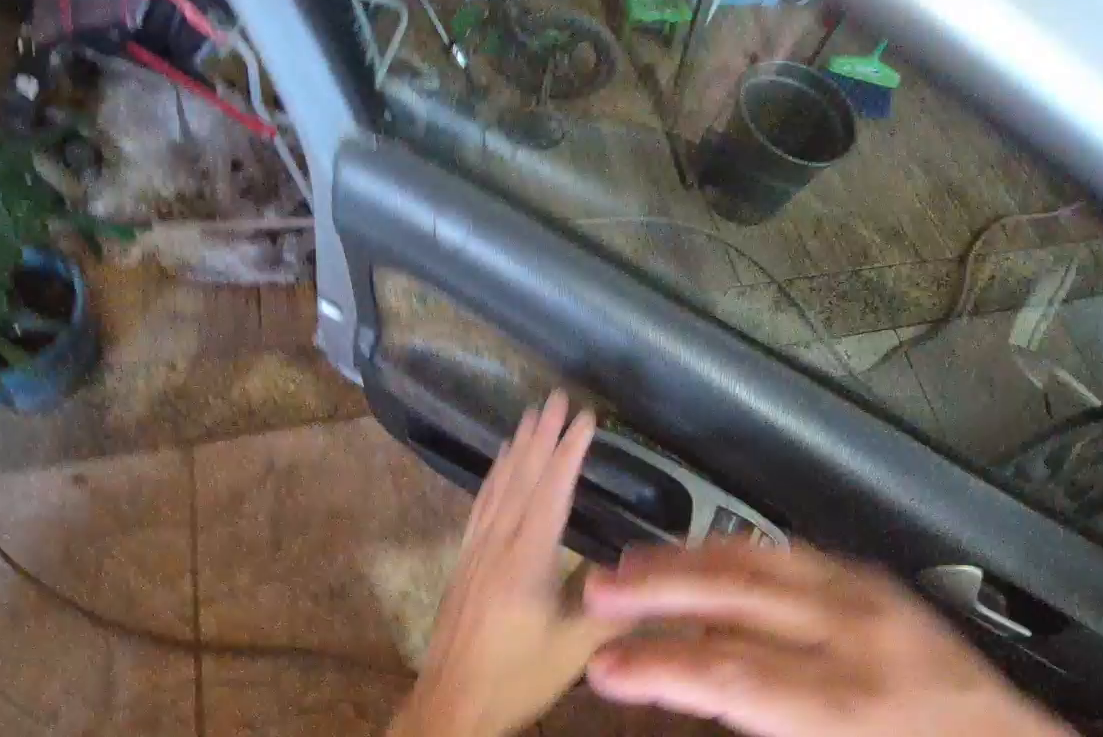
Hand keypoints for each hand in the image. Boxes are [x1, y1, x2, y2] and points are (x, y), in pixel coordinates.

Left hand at [390, 392, 624, 736]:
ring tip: (530, 416)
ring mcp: (478, 547)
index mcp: (527, 558)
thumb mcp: (573, 652)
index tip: (585, 418)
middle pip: (524, 476)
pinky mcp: (465, 557)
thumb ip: (613, 611)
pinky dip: (495, 474)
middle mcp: (499, 541)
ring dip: (519, 447)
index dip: (570, 451)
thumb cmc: (515, 677)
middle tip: (555, 397)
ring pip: (500, 484)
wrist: (450, 706)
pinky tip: (500, 463)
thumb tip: (652, 579)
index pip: (552, 491)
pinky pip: (482, 502)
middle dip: (543, 434)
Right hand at [583, 542, 1073, 736]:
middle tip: (596, 587)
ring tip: (634, 563)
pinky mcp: (879, 586)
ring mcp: (870, 601)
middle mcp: (855, 638)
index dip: (658, 667)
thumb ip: (769, 722)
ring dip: (687, 558)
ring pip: (758, 560)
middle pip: (734, 595)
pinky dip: (738, 552)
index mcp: (849, 707)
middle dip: (656, 588)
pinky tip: (706, 554)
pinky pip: (793, 555)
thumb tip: (700, 696)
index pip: (730, 674)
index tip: (604, 665)